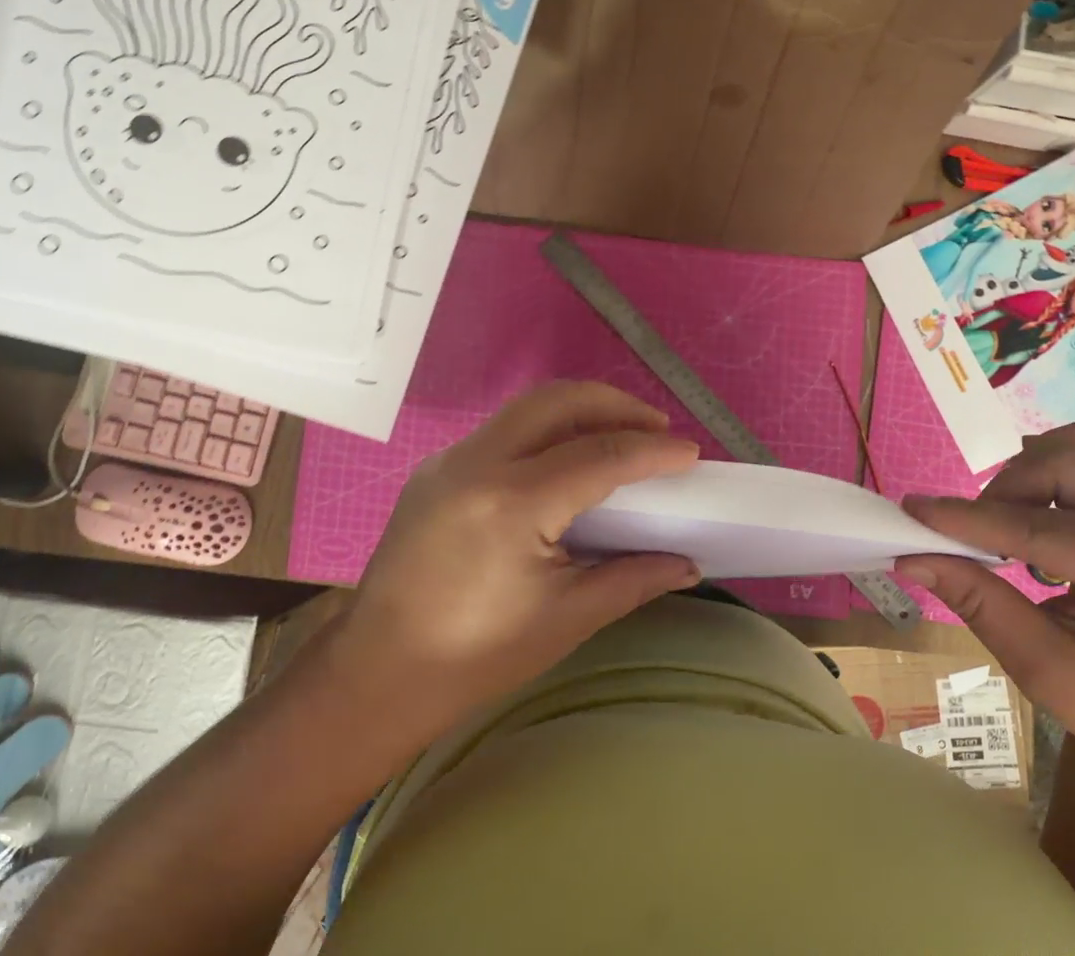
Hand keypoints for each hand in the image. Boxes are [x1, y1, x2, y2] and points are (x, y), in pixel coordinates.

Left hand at [336, 382, 701, 729]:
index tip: (693, 456)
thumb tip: (688, 564)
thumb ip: (633, 579)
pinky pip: (499, 434)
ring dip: (577, 413)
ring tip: (618, 440)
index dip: (653, 452)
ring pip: (524, 411)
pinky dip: (542, 435)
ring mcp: (448, 463)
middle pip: (557, 402)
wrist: (381, 671)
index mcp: (513, 503)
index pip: (599, 455)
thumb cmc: (478, 655)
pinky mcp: (433, 473)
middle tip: (657, 431)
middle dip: (614, 405)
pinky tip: (563, 467)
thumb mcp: (567, 618)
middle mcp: (477, 464)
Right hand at [896, 414, 1074, 784]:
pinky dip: (1060, 464)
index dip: (973, 519)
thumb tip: (912, 557)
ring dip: (1038, 464)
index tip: (912, 510)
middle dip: (1006, 489)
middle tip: (969, 533)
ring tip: (1008, 512)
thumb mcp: (1048, 674)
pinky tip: (1038, 506)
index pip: (1049, 530)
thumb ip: (982, 607)